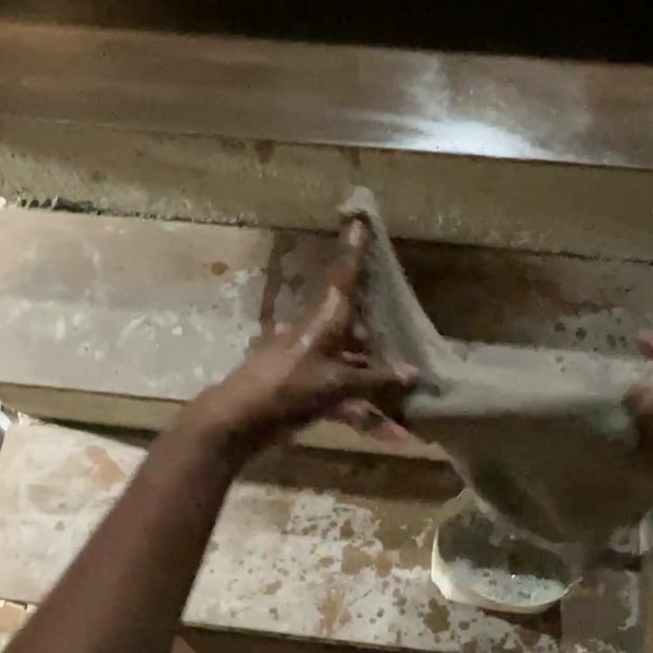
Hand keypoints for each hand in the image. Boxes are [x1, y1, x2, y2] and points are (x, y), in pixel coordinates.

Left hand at [187, 219, 413, 456]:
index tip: (358, 216)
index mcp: (324, 321)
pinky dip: (367, 416)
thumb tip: (413, 373)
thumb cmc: (287, 388)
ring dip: (381, 386)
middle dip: (382, 334)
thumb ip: (375, 379)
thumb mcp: (336, 383)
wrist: (239, 421)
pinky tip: (393, 436)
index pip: (343, 276)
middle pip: (358, 328)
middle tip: (409, 332)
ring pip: (356, 369)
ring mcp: (317, 366)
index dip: (353, 248)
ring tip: (413, 398)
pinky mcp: (312, 394)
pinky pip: (347, 401)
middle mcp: (322, 337)